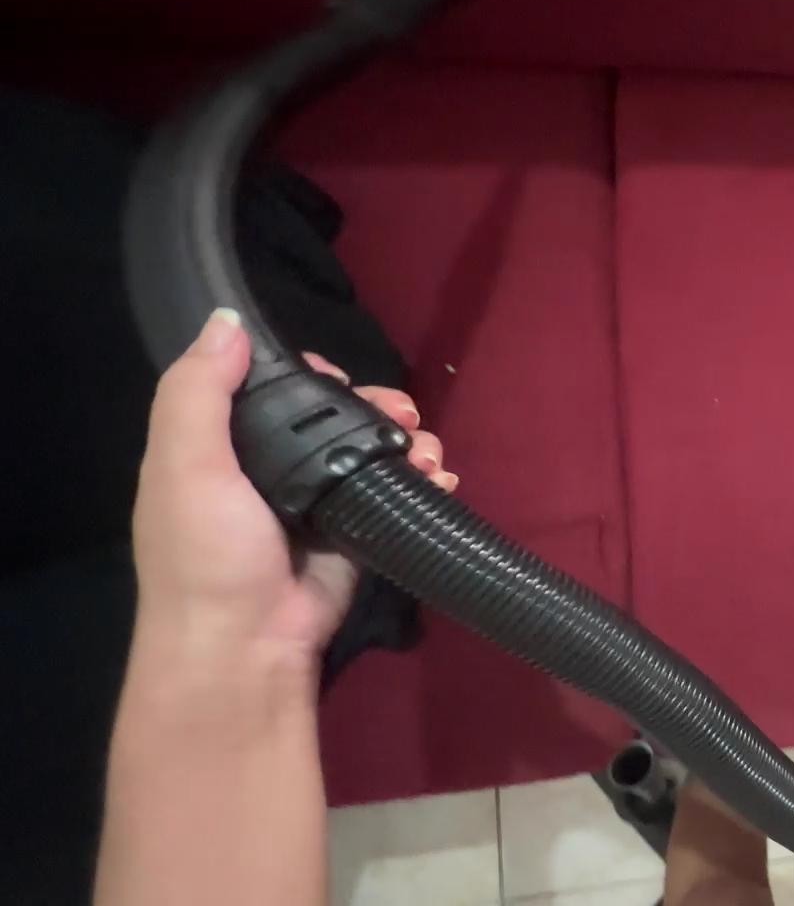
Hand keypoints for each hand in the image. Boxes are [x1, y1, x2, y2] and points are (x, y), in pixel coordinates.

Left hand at [130, 308, 450, 683]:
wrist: (252, 638)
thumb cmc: (210, 553)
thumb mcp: (187, 469)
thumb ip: (198, 396)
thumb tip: (226, 321)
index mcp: (231, 448)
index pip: (279, 391)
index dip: (315, 376)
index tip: (340, 376)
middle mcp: (282, 466)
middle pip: (346, 415)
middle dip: (383, 407)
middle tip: (404, 416)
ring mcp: (330, 496)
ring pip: (386, 447)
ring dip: (418, 442)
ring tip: (429, 458)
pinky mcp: (369, 523)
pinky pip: (410, 486)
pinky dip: (433, 477)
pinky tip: (441, 480)